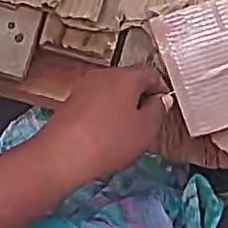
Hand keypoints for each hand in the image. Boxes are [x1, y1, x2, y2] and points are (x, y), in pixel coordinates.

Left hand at [26, 64, 172, 186]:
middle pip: (128, 80)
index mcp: (124, 76)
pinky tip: (105, 135)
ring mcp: (83, 87)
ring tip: (127, 131)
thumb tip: (161, 98)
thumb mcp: (145, 130)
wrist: (62, 155)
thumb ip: (158, 111)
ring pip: (110, 92)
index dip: (161, 88)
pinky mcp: (70, 102)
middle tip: (148, 121)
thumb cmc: (109, 140)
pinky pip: (95, 103)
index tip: (165, 105)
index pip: (150, 72)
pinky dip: (104, 114)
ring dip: (121, 106)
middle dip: (140, 97)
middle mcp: (102, 75)